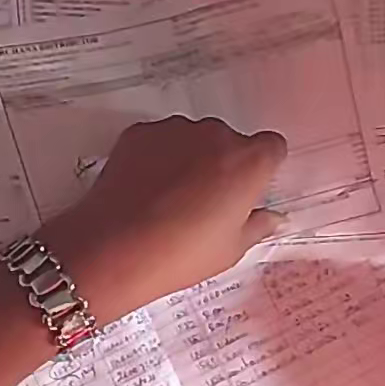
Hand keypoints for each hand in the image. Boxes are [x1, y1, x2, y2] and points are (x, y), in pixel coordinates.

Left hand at [38, 116, 286, 319]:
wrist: (113, 249)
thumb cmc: (178, 255)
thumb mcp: (228, 251)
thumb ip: (256, 226)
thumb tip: (271, 218)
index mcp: (249, 162)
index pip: (270, 149)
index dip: (259, 171)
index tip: (244, 193)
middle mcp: (216, 135)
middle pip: (228, 142)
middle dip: (220, 165)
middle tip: (200, 204)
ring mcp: (175, 130)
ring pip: (191, 138)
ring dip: (187, 158)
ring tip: (166, 199)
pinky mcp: (139, 133)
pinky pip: (157, 140)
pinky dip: (154, 157)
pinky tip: (143, 190)